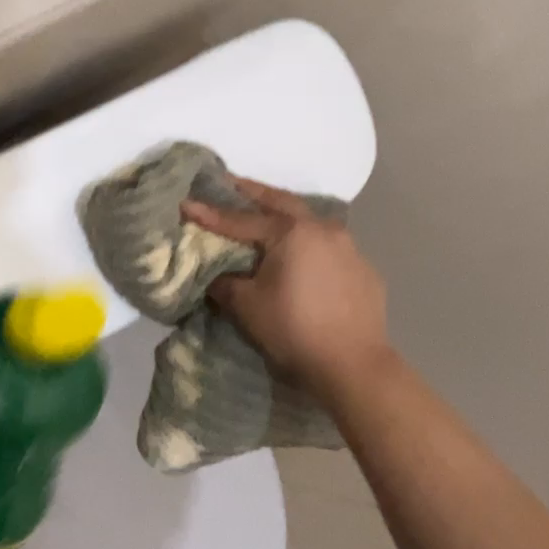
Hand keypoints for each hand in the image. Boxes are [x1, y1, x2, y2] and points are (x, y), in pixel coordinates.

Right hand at [181, 177, 394, 392]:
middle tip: (231, 184)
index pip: (241, 220)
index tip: (186, 203)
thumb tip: (216, 275)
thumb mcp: (246, 305)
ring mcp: (350, 248)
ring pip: (310, 223)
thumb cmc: (292, 328)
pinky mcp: (363, 271)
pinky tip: (299, 259)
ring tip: (265, 219)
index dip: (210, 214)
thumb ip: (225, 283)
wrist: (352, 364)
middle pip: (282, 203)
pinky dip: (307, 245)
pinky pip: (328, 248)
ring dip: (285, 217)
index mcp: (292, 233)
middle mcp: (324, 230)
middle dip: (254, 194)